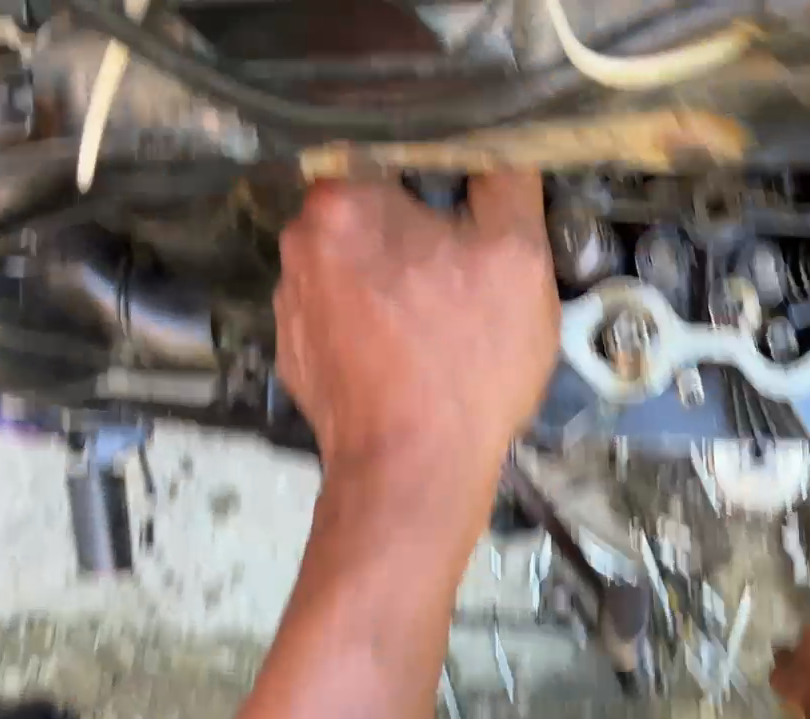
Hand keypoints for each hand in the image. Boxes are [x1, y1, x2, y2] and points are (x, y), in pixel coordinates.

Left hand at [273, 171, 559, 487]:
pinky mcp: (296, 361)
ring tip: (442, 343)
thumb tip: (495, 155)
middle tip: (468, 296)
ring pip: (359, 278)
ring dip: (397, 295)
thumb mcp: (519, 259)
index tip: (478, 240)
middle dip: (422, 249)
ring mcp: (290, 308)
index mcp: (345, 201)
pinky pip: (345, 328)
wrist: (413, 473)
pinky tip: (411, 372)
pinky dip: (376, 339)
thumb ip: (507, 185)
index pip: (404, 163)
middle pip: (377, 223)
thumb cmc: (468, 362)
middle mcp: (300, 243)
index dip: (451, 197)